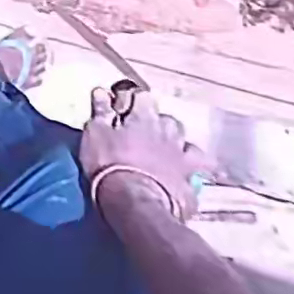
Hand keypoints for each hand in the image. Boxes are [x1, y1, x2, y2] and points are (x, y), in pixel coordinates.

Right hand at [80, 86, 207, 221]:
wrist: (136, 202)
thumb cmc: (109, 163)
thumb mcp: (95, 134)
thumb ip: (100, 112)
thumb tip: (102, 91)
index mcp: (144, 118)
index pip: (142, 96)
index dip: (131, 99)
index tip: (118, 107)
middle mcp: (169, 133)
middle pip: (167, 119)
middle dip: (155, 122)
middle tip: (139, 132)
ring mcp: (184, 157)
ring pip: (186, 141)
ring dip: (175, 143)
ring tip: (163, 151)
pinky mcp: (193, 180)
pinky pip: (198, 170)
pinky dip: (190, 168)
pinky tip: (183, 173)